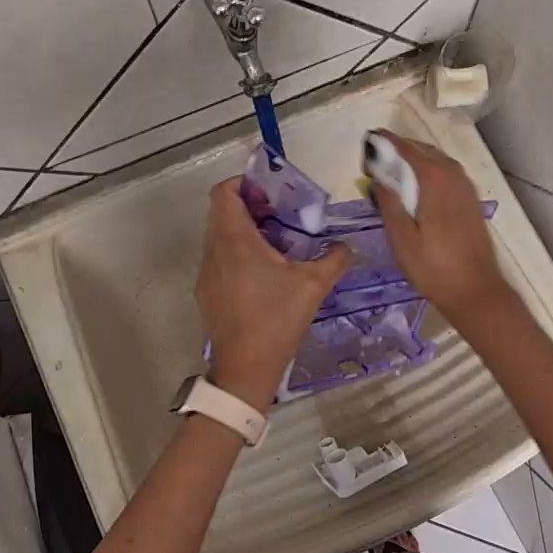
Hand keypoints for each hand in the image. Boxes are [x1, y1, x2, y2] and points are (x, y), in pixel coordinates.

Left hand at [197, 177, 351, 411]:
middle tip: (282, 217)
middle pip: (222, 213)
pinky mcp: (208, 293)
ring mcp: (207, 274)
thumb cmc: (276, 321)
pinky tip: (265, 276)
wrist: (245, 369)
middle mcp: (213, 251)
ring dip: (246, 233)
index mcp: (234, 240)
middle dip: (251, 208)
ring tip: (278, 246)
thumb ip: (334, 260)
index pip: (224, 192)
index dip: (245, 183)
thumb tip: (345, 247)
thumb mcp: (313, 286)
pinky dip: (239, 255)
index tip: (271, 193)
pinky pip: (220, 260)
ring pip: (220, 237)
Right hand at [368, 130, 517, 325]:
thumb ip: (388, 203)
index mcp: (435, 179)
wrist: (475, 290)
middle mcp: (453, 175)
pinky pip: (446, 173)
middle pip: (423, 150)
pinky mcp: (470, 199)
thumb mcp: (401, 238)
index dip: (385, 143)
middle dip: (399, 150)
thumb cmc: (433, 268)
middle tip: (375, 161)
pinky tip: (416, 187)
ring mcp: (465, 186)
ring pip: (437, 160)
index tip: (367, 143)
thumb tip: (377, 178)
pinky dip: (429, 171)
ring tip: (392, 171)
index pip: (406, 148)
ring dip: (414, 159)